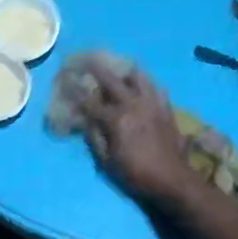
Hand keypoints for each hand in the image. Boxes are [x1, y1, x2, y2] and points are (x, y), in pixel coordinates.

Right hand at [77, 58, 196, 201]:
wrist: (171, 179)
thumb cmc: (135, 174)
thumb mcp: (107, 162)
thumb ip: (95, 137)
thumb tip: (86, 121)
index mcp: (116, 119)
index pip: (90, 101)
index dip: (75, 91)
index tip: (65, 80)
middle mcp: (133, 105)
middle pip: (112, 80)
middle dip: (97, 69)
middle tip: (87, 59)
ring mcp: (152, 104)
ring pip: (138, 76)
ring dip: (125, 71)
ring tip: (118, 70)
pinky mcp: (166, 107)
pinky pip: (155, 87)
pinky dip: (145, 83)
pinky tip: (140, 86)